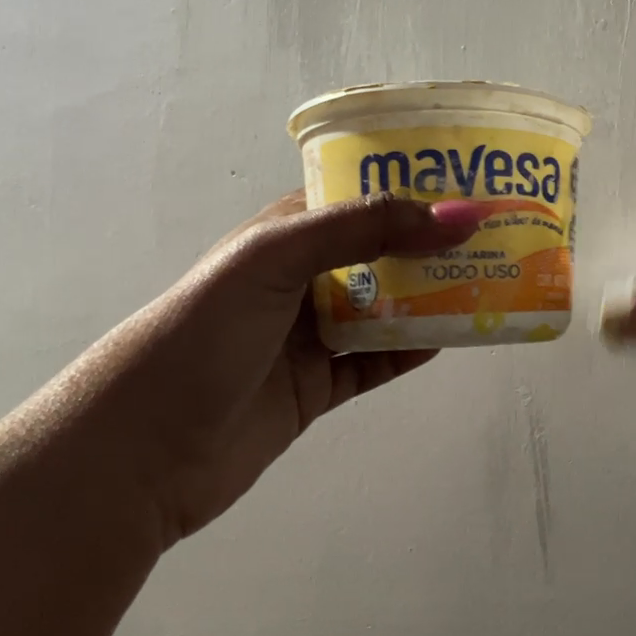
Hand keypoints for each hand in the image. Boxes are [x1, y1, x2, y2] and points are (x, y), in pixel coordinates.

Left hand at [79, 191, 484, 544]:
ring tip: (489, 282)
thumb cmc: (203, 333)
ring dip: (430, 297)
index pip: (357, 196)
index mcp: (283, 236)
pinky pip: (377, 362)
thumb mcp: (276, 258)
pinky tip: (453, 339)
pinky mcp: (316, 388)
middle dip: (430, 242)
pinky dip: (413, 349)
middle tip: (494, 233)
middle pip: (379, 252)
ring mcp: (308, 337)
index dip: (410, 186)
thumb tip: (458, 214)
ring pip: (385, 307)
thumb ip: (364, 229)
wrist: (141, 454)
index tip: (469, 180)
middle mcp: (299, 279)